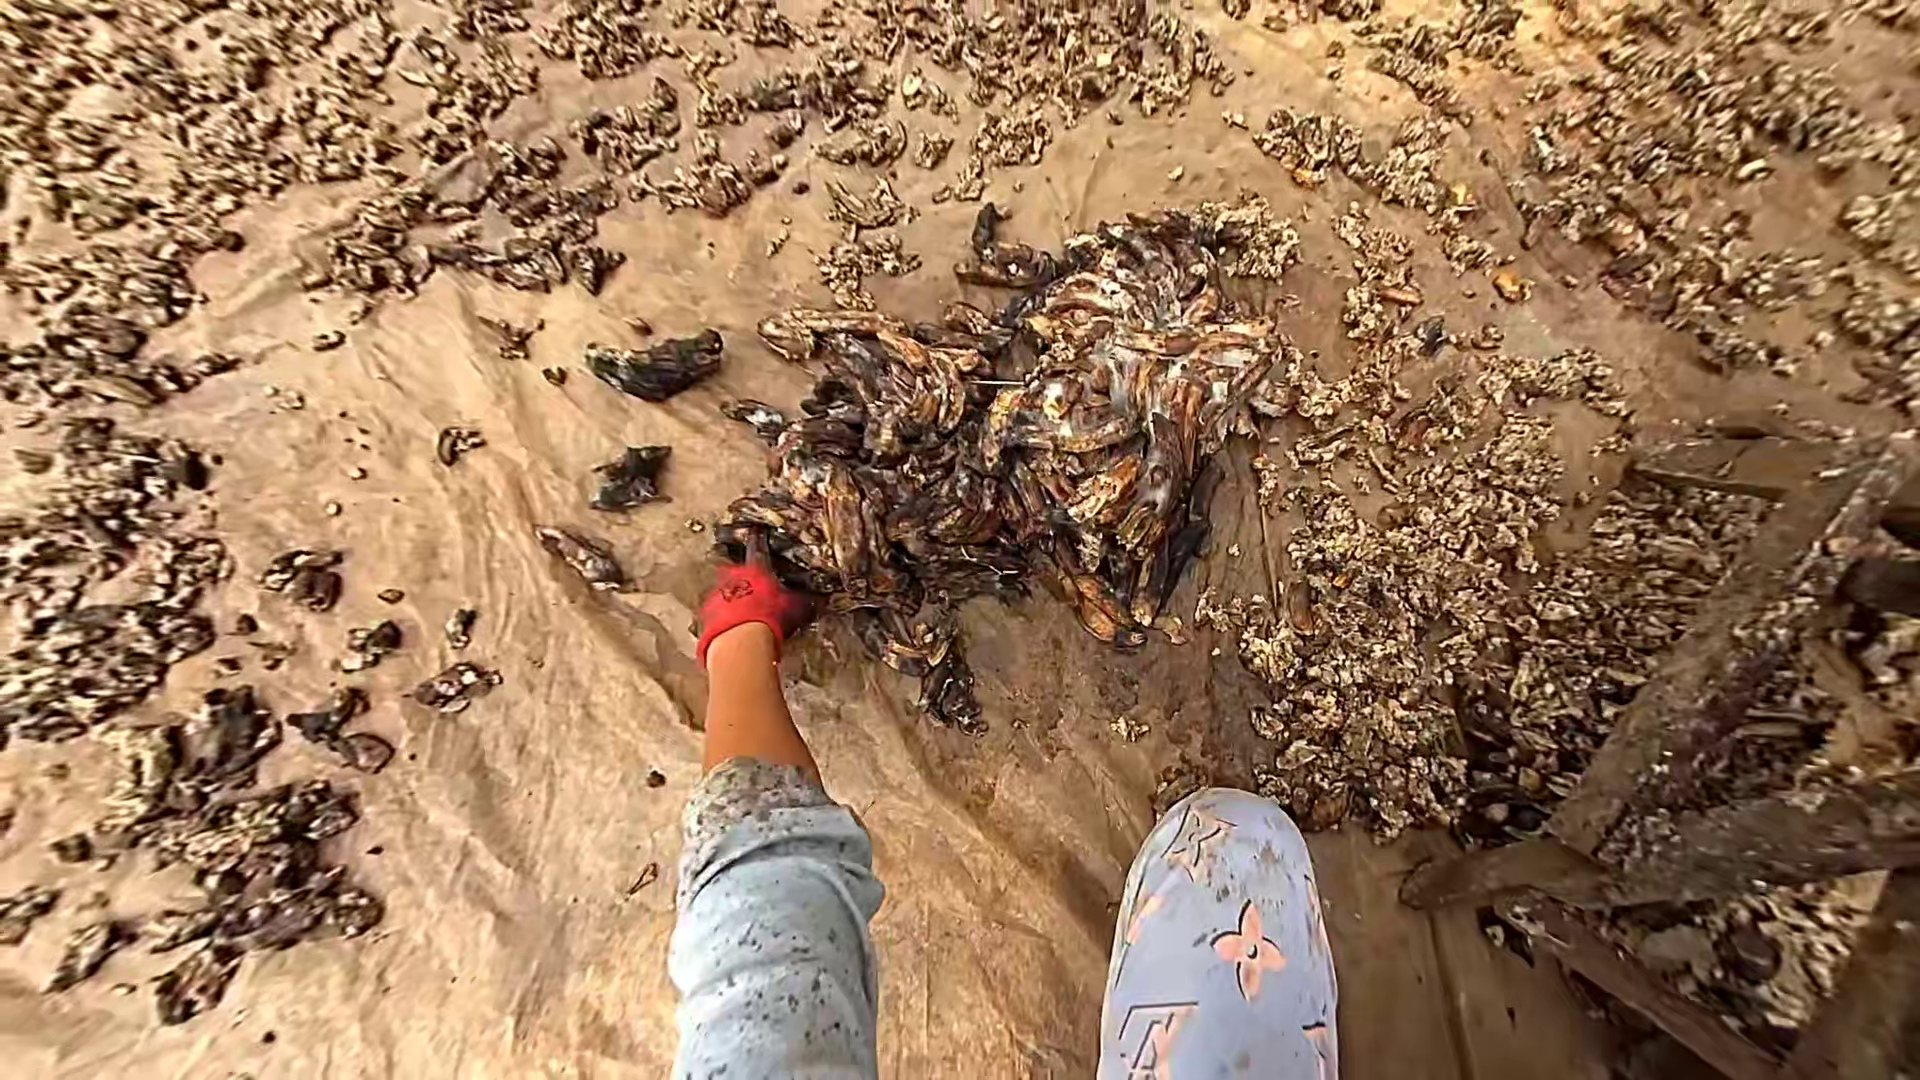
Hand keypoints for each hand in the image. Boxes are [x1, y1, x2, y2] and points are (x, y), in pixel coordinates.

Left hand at [695, 532, 813, 666]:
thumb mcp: (797, 607)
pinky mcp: (706, 615)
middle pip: (734, 567)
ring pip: (724, 589)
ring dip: (732, 595)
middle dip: (740, 571)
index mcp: (757, 569)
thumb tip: (820, 598)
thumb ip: (806, 600)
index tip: (756, 529)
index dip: (758, 538)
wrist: (741, 641)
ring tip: (742, 609)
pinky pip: (716, 611)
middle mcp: (734, 576)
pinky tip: (732, 626)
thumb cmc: (771, 616)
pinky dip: (723, 615)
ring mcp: (717, 595)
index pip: (757, 548)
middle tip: (749, 579)